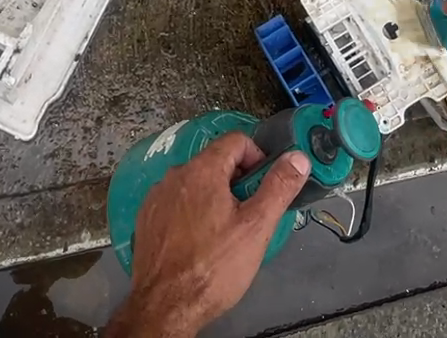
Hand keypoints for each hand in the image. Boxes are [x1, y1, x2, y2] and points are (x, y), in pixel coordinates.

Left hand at [108, 133, 310, 337]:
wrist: (165, 307)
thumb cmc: (214, 268)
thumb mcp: (256, 227)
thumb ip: (278, 187)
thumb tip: (298, 158)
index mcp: (203, 169)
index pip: (236, 140)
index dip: (257, 157)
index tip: (262, 186)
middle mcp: (176, 174)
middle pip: (216, 161)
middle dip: (237, 180)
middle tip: (248, 215)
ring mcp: (158, 195)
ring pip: (195, 182)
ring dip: (213, 196)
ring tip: (223, 233)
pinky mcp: (147, 216)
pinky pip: (176, 200)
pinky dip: (191, 211)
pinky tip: (198, 241)